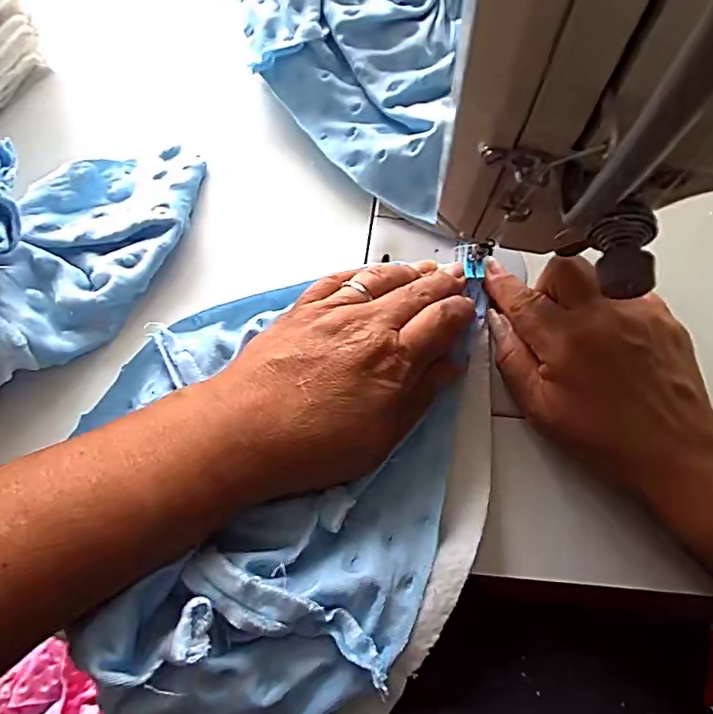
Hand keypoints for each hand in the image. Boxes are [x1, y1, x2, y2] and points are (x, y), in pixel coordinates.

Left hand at [195, 260, 474, 501]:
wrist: (243, 431)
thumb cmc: (315, 445)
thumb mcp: (383, 435)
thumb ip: (421, 395)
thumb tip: (449, 366)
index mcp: (395, 357)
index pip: (441, 320)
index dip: (461, 310)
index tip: (470, 306)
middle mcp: (367, 324)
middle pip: (416, 292)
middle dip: (442, 282)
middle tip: (458, 274)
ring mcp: (332, 312)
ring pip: (379, 279)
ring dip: (407, 271)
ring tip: (424, 268)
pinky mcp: (301, 311)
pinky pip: (337, 280)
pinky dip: (359, 272)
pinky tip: (367, 273)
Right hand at [484, 256, 712, 505]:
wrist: (675, 451)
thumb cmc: (612, 439)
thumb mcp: (542, 409)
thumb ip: (512, 360)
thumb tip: (498, 326)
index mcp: (566, 341)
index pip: (521, 297)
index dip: (500, 284)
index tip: (492, 275)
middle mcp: (602, 317)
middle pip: (562, 268)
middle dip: (546, 285)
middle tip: (548, 315)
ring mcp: (636, 312)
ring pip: (597, 275)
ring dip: (581, 295)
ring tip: (587, 333)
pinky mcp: (662, 316)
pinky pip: (627, 293)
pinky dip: (614, 309)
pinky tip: (615, 342)